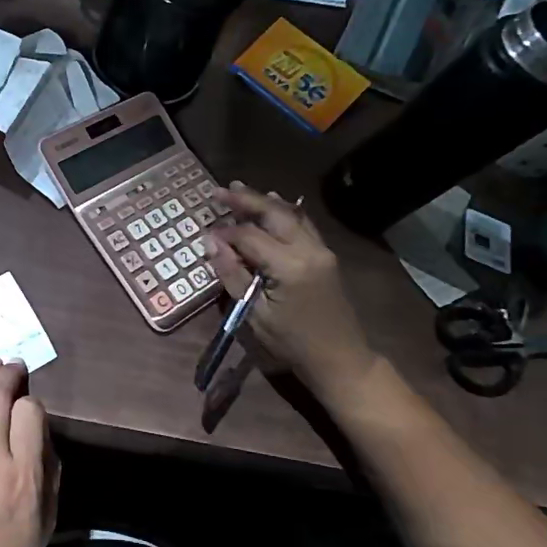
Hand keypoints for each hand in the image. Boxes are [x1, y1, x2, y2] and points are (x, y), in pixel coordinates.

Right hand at [201, 184, 378, 386]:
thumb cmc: (291, 342)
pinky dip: (284, 211)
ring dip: (264, 200)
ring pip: (290, 214)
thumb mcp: (254, 314)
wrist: (340, 358)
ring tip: (239, 188)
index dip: (225, 233)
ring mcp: (321, 250)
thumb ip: (233, 275)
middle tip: (218, 191)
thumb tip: (211, 243)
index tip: (206, 235)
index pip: (249, 236)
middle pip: (273, 214)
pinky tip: (273, 202)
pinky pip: (303, 224)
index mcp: (289, 266)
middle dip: (245, 199)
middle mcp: (308, 250)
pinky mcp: (325, 256)